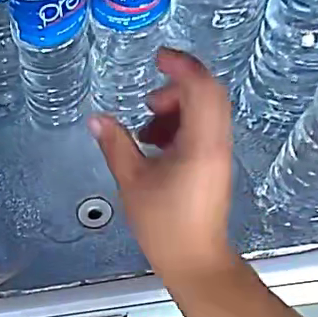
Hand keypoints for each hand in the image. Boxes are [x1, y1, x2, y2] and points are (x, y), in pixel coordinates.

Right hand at [88, 48, 238, 282]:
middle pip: (206, 94)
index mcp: (201, 142)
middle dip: (175, 90)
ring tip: (147, 132)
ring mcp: (218, 155)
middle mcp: (217, 142)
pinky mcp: (214, 167)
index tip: (159, 57)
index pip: (199, 86)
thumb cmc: (166, 226)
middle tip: (148, 100)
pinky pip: (203, 131)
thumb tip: (98, 121)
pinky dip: (180, 129)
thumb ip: (115, 146)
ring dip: (176, 111)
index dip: (180, 65)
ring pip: (205, 113)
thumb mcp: (132, 183)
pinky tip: (156, 149)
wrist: (194, 259)